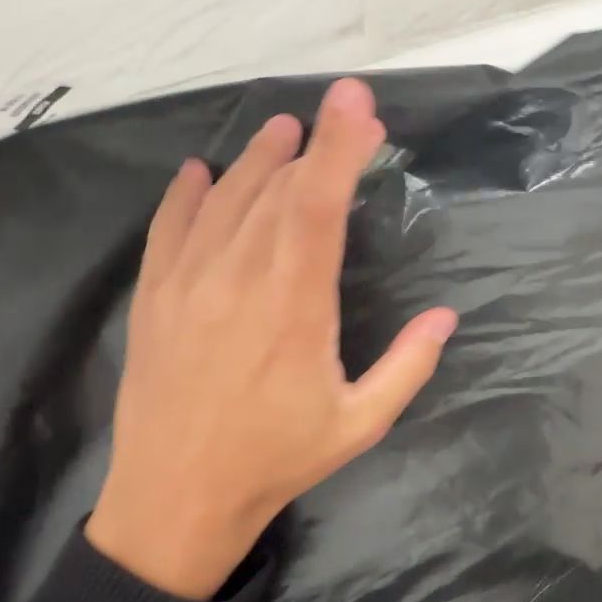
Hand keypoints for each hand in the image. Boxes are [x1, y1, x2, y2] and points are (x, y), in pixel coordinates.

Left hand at [86, 79, 457, 599]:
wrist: (179, 495)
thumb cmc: (279, 460)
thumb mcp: (360, 424)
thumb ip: (407, 367)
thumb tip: (446, 317)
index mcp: (295, 308)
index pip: (319, 207)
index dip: (341, 150)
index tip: (360, 106)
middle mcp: (238, 280)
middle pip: (277, 191)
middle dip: (314, 144)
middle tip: (342, 112)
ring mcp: (188, 284)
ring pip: (225, 201)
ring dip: (257, 160)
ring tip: (284, 131)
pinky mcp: (154, 298)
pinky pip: (170, 228)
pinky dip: (188, 194)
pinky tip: (202, 172)